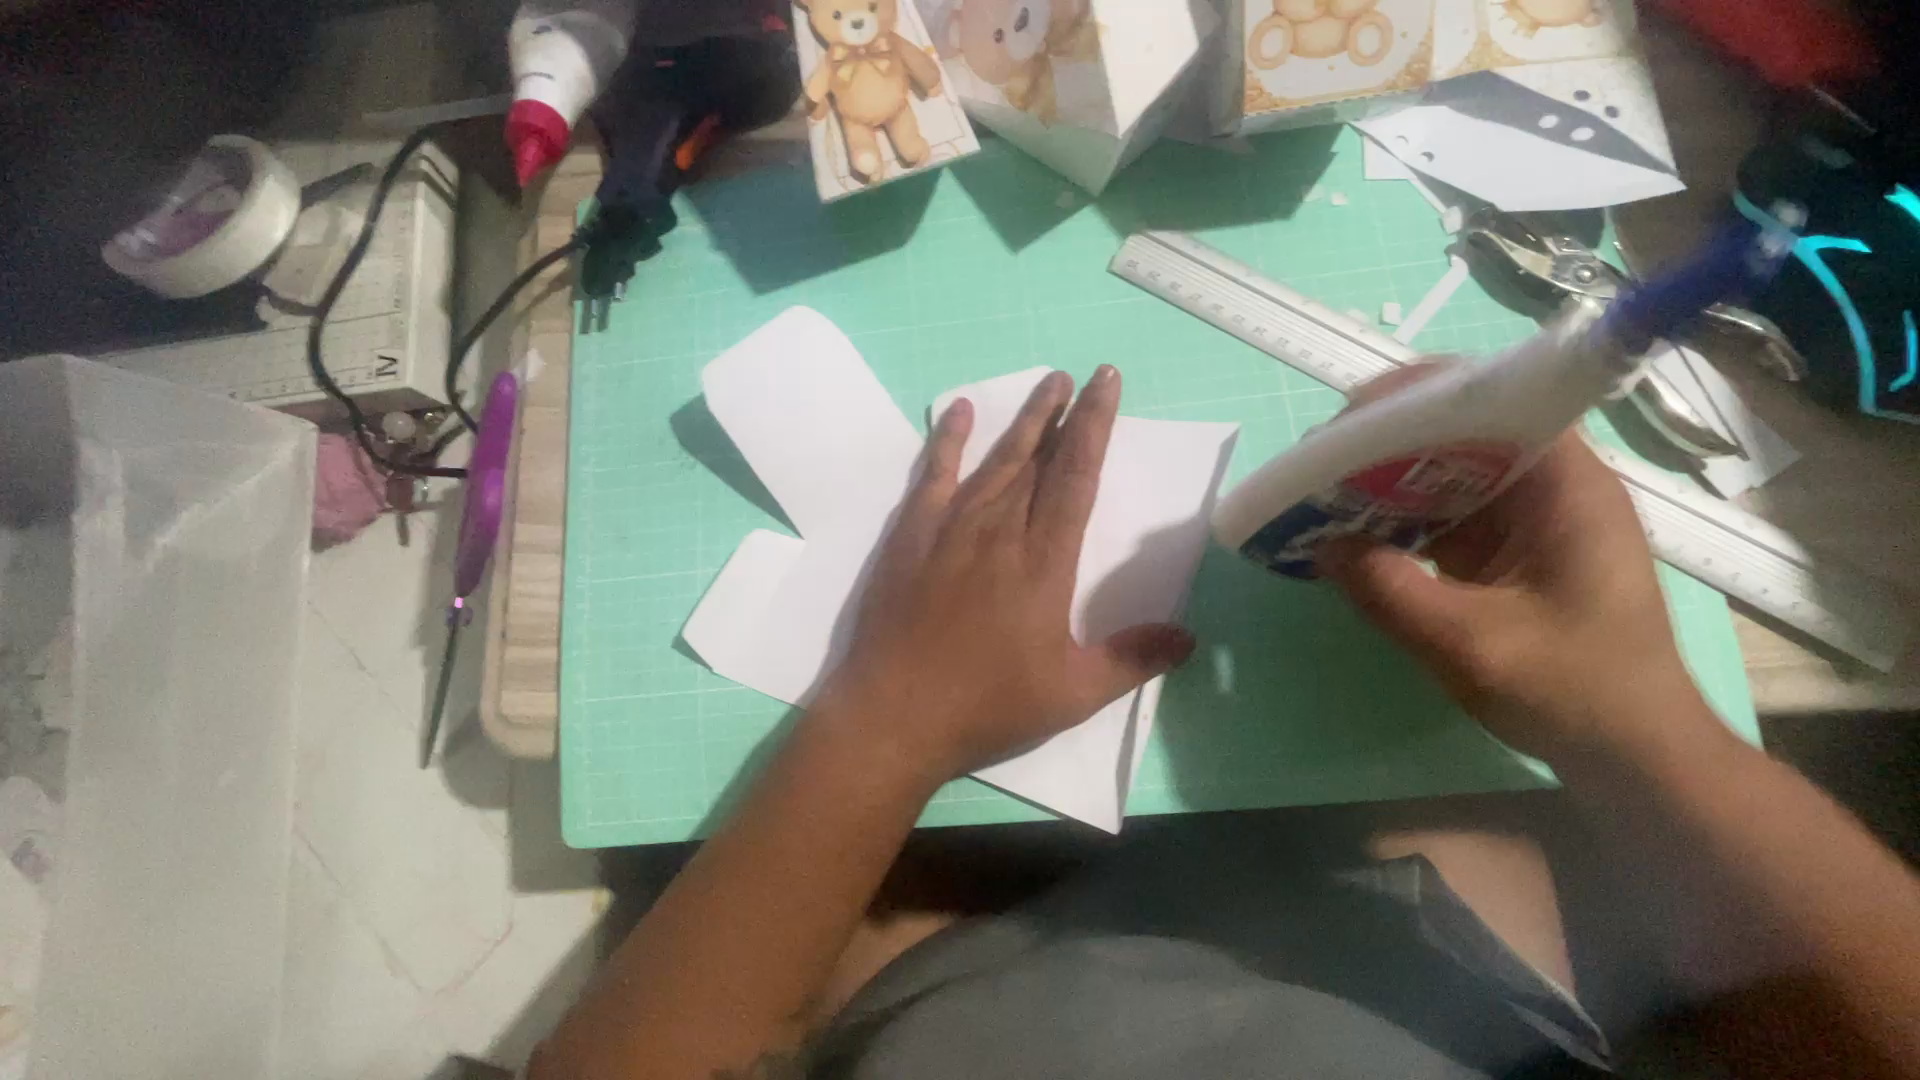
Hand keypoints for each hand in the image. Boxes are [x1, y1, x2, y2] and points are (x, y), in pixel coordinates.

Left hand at [811, 367, 1195, 780]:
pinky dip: (946, 439)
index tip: (1106, 385)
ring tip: (1045, 385)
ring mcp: (950, 528)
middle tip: (1081, 377)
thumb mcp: (1072, 694)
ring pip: (994, 460)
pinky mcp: (910, 537)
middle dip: (1063, 414)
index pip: (1078, 476)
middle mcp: (999, 530)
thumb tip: (1189, 638)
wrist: (893, 715)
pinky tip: (958, 412)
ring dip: (1022, 421)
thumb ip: (1131, 660)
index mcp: (1044, 560)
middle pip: (1038, 458)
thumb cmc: (986, 705)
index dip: (1095, 427)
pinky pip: (932, 475)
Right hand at [1319, 371, 1720, 766]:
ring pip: (1445, 472)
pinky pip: (1441, 514)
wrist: (1632, 753)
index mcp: (1565, 488)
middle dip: (1387, 439)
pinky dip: (1395, 518)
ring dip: (1384, 479)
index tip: (1350, 421)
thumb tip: (1322, 546)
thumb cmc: (1574, 693)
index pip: (1495, 401)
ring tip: (1322, 493)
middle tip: (1319, 463)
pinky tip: (1351, 534)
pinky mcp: (1504, 550)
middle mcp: (1548, 487)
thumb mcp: (1469, 645)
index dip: (1421, 396)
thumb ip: (1390, 592)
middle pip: (1462, 431)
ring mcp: (1526, 519)